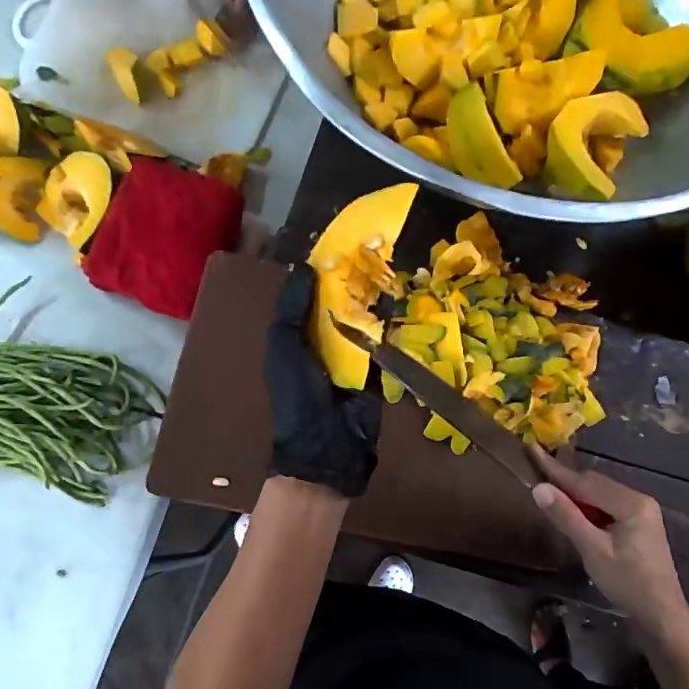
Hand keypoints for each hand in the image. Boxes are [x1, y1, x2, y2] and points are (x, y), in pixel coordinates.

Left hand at [264, 266, 379, 496]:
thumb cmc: (297, 394)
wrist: (328, 444)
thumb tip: (304, 267)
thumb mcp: (285, 346)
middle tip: (376, 250)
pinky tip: (404, 302)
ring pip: (365, 321)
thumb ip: (292, 309)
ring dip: (376, 301)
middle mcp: (326, 343)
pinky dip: (393, 327)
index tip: (343, 243)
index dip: (324, 273)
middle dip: (355, 283)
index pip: (312, 297)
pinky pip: (385, 345)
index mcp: (299, 337)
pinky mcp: (378, 372)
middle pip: (342, 305)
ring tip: (392, 268)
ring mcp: (353, 358)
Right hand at [528, 446, 688, 632]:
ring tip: (550, 496)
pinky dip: (588, 508)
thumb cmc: (628, 582)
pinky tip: (575, 516)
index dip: (555, 470)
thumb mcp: (592, 549)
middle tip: (536, 475)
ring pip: (600, 495)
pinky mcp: (639, 524)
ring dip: (576, 496)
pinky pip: (607, 506)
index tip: (532, 450)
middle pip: (594, 484)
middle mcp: (639, 500)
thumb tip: (539, 488)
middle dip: (565, 482)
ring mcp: (642, 512)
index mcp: (631, 503)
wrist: (661, 615)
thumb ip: (566, 517)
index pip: (585, 481)